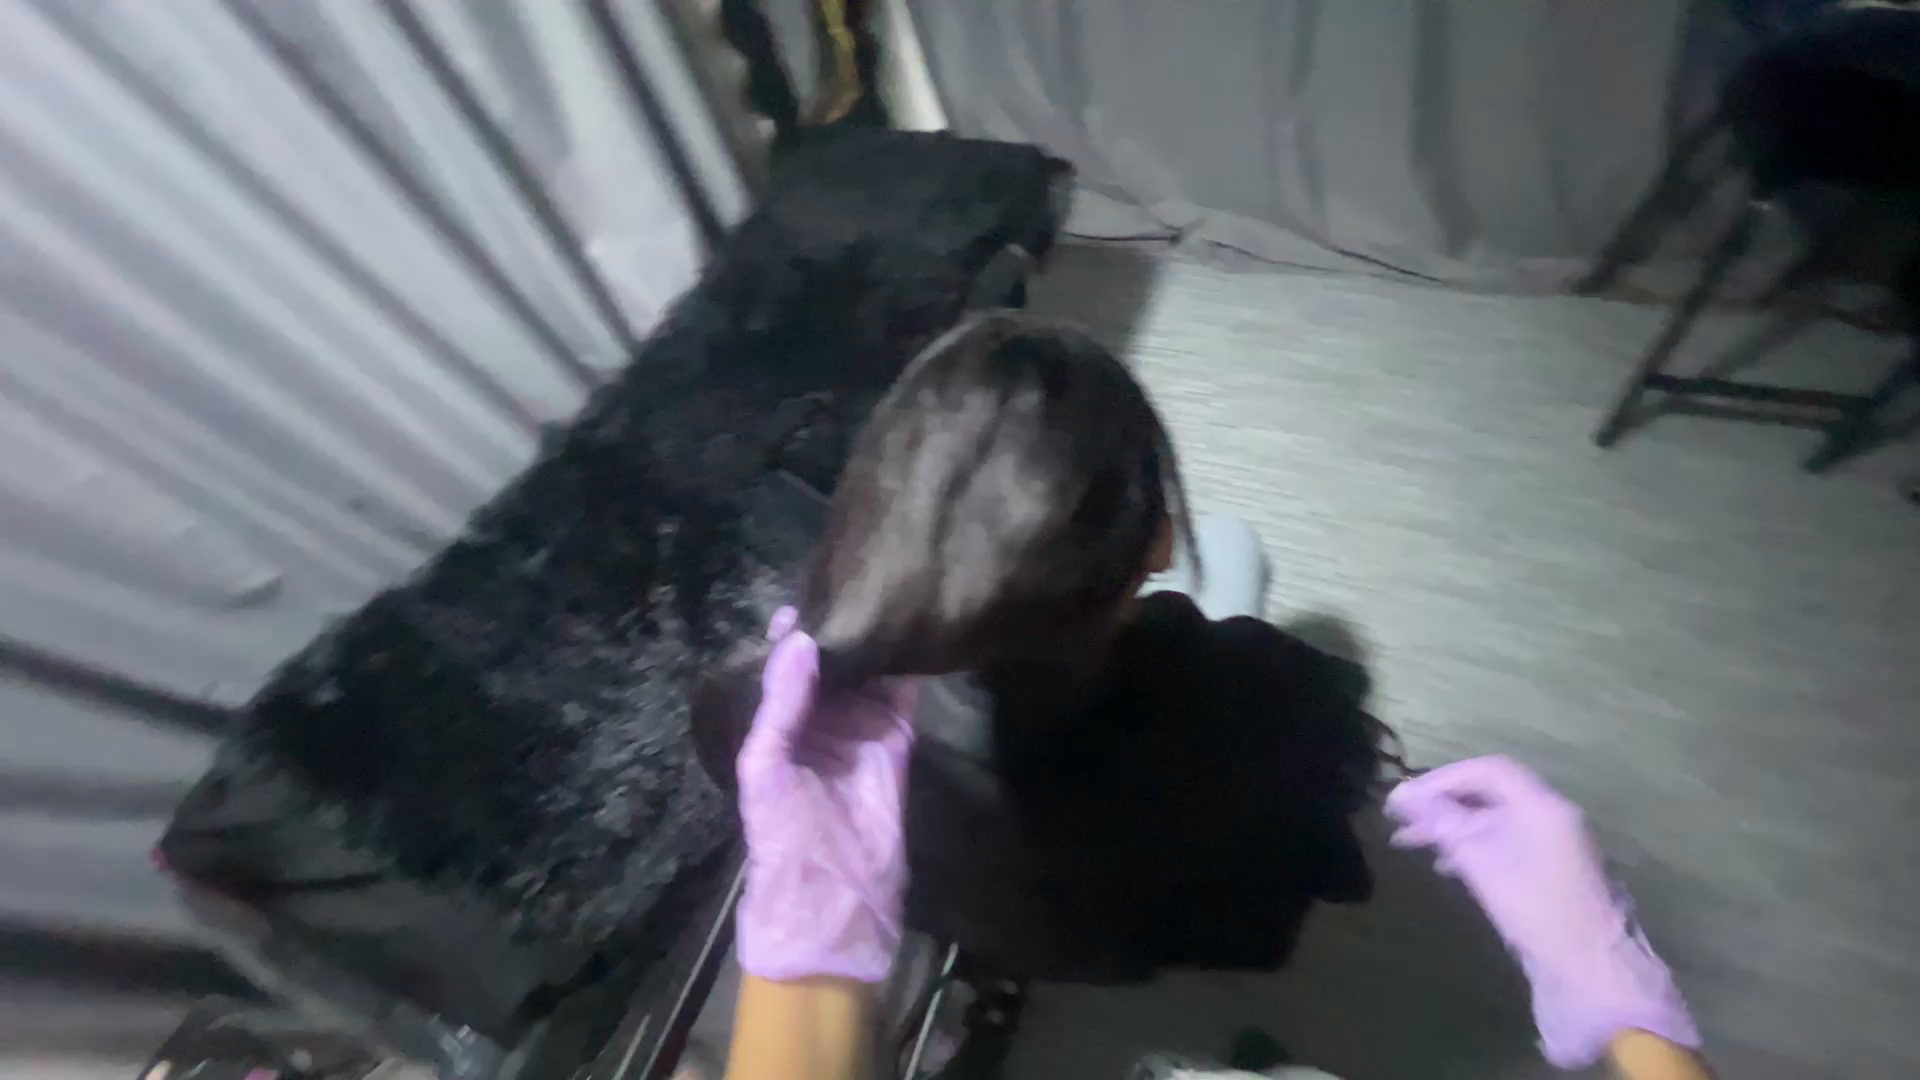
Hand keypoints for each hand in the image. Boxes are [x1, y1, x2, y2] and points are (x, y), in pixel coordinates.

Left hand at [734, 608, 916, 983]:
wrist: (836, 894)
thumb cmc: (783, 831)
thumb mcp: (763, 765)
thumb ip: (779, 702)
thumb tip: (800, 637)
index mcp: (781, 725)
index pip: (786, 670)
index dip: (791, 637)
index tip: (805, 595)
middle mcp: (821, 720)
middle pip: (831, 664)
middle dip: (837, 630)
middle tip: (852, 585)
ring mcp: (861, 727)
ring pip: (867, 673)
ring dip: (872, 642)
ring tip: (883, 598)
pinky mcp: (897, 737)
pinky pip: (902, 694)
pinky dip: (906, 667)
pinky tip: (910, 633)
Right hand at [1386, 756, 1698, 1068]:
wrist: (1593, 975)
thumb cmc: (1536, 908)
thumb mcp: (1480, 860)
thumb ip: (1439, 820)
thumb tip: (1400, 792)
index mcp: (1542, 806)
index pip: (1486, 770)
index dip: (1442, 777)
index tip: (1408, 796)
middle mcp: (1549, 817)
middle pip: (1486, 793)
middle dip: (1439, 803)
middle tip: (1399, 817)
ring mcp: (1551, 845)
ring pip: (1489, 819)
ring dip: (1448, 826)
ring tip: (1408, 841)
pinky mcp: (1548, 871)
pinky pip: (1501, 842)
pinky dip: (1468, 845)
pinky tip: (1443, 865)